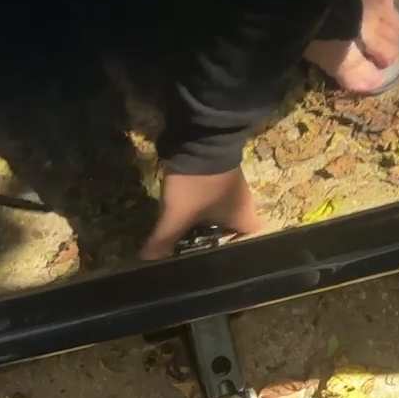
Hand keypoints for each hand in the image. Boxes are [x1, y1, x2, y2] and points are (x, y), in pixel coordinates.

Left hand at [140, 168, 264, 258]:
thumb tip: (147, 260)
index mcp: (242, 216)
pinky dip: (203, 200)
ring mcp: (233, 181)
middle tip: (197, 245)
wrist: (198, 137)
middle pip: (234, 224)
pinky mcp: (221, 168)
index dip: (238, 245)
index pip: (252, 236)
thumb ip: (162, 241)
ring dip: (208, 216)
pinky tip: (186, 205)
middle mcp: (244, 200)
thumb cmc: (196, 185)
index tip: (220, 252)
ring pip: (223, 207)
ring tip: (188, 228)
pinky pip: (215, 193)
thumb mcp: (176, 216)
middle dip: (217, 234)